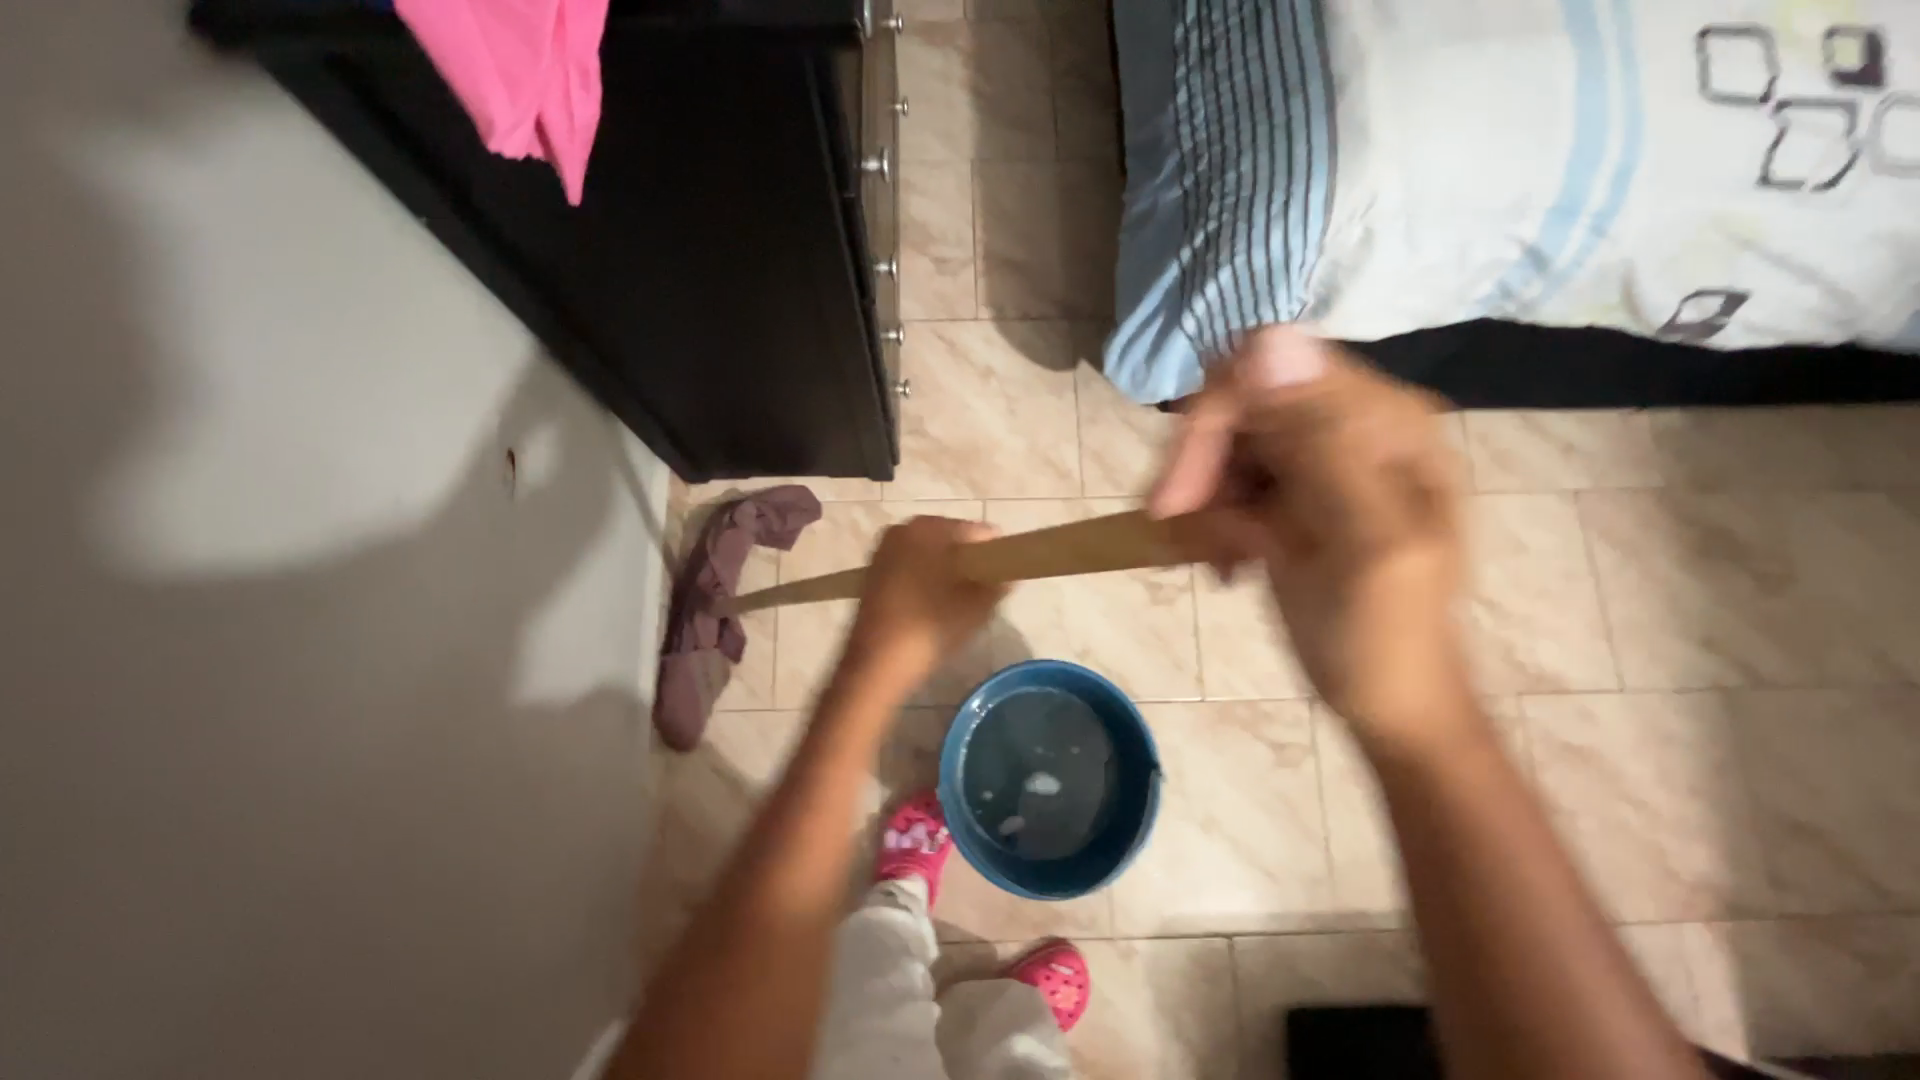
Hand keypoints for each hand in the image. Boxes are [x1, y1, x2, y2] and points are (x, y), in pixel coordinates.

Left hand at [838, 516, 1006, 697]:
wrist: (876, 664)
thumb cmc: (930, 629)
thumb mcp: (977, 608)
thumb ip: (998, 584)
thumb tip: (1007, 575)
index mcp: (928, 528)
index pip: (976, 532)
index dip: (995, 554)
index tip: (1003, 579)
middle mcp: (902, 529)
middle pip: (951, 541)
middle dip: (969, 562)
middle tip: (983, 593)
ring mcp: (883, 551)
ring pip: (930, 556)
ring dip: (947, 573)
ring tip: (960, 603)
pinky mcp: (873, 573)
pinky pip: (912, 569)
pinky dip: (926, 581)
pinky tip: (934, 607)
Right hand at [1149, 327, 1476, 745]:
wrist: (1387, 702)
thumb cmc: (1382, 640)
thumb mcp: (1364, 545)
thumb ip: (1325, 444)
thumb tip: (1265, 341)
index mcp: (1387, 423)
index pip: (1270, 369)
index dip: (1211, 423)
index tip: (1175, 499)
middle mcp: (1355, 423)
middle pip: (1238, 402)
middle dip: (1200, 470)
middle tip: (1182, 533)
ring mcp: (1322, 455)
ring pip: (1224, 441)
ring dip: (1203, 501)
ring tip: (1215, 558)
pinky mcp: (1293, 487)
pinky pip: (1225, 476)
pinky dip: (1210, 518)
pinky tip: (1226, 560)